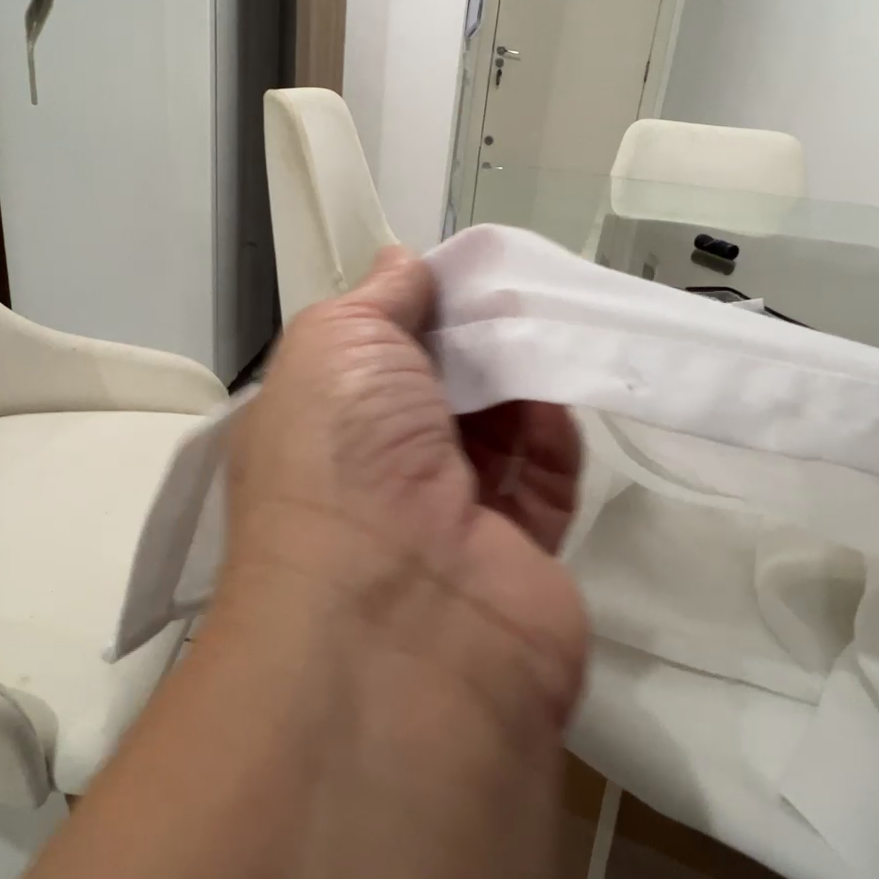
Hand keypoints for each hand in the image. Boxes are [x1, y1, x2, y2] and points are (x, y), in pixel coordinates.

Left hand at [218, 246, 588, 722]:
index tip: (461, 276)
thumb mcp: (335, 346)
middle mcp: (379, 477)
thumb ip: (376, 300)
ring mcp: (449, 521)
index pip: (375, 358)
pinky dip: (553, 438)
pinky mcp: (518, 554)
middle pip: (443, 391)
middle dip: (478, 343)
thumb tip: (403, 262)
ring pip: (499, 430)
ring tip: (543, 341)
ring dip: (522, 384)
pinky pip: (544, 477)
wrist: (400, 616)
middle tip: (516, 299)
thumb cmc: (343, 458)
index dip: (417, 313)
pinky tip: (555, 405)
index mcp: (324, 428)